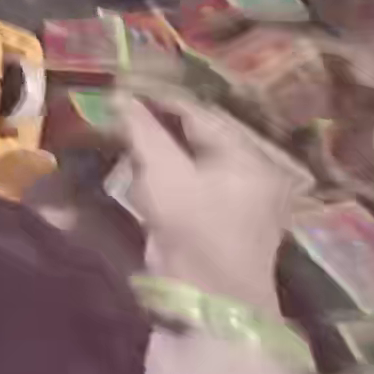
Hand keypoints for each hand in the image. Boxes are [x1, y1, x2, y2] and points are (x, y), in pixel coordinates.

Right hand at [118, 93, 295, 312]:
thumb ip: (141, 127)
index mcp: (249, 155)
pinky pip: (192, 170)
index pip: (198, 112)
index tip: (120, 84)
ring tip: (124, 124)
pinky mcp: (223, 210)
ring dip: (160, 136)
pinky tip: (142, 155)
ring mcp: (242, 192)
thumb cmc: (192, 220)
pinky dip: (166, 157)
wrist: (209, 288)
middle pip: (199, 129)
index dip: (157, 96)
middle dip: (158, 115)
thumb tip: (119, 94)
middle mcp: (254, 169)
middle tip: (119, 103)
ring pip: (194, 150)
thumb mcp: (161, 168)